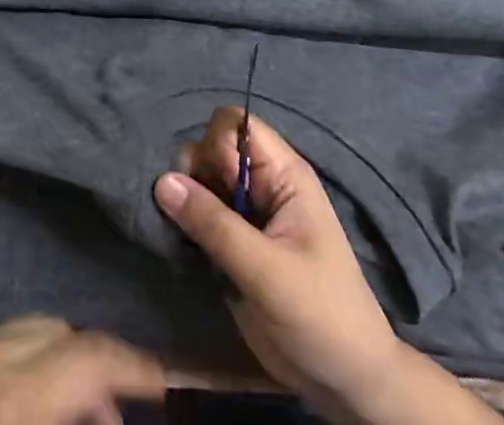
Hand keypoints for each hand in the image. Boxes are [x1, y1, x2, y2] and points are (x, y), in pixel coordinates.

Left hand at [0, 316, 163, 424]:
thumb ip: (87, 419)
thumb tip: (115, 412)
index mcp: (13, 395)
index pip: (93, 354)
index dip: (137, 366)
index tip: (165, 384)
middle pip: (66, 333)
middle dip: (97, 368)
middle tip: (113, 416)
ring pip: (36, 329)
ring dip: (64, 362)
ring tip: (74, 411)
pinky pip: (4, 339)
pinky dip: (30, 360)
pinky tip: (32, 401)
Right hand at [152, 109, 400, 406]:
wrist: (342, 377)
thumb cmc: (319, 313)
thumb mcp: (267, 270)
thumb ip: (214, 224)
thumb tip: (162, 180)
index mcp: (284, 175)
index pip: (237, 126)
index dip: (215, 143)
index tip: (209, 181)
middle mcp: (263, 186)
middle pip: (212, 151)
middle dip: (192, 172)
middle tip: (188, 215)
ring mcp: (246, 215)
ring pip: (201, 182)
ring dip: (183, 199)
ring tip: (177, 230)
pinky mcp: (232, 244)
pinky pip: (198, 215)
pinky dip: (183, 222)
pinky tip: (176, 241)